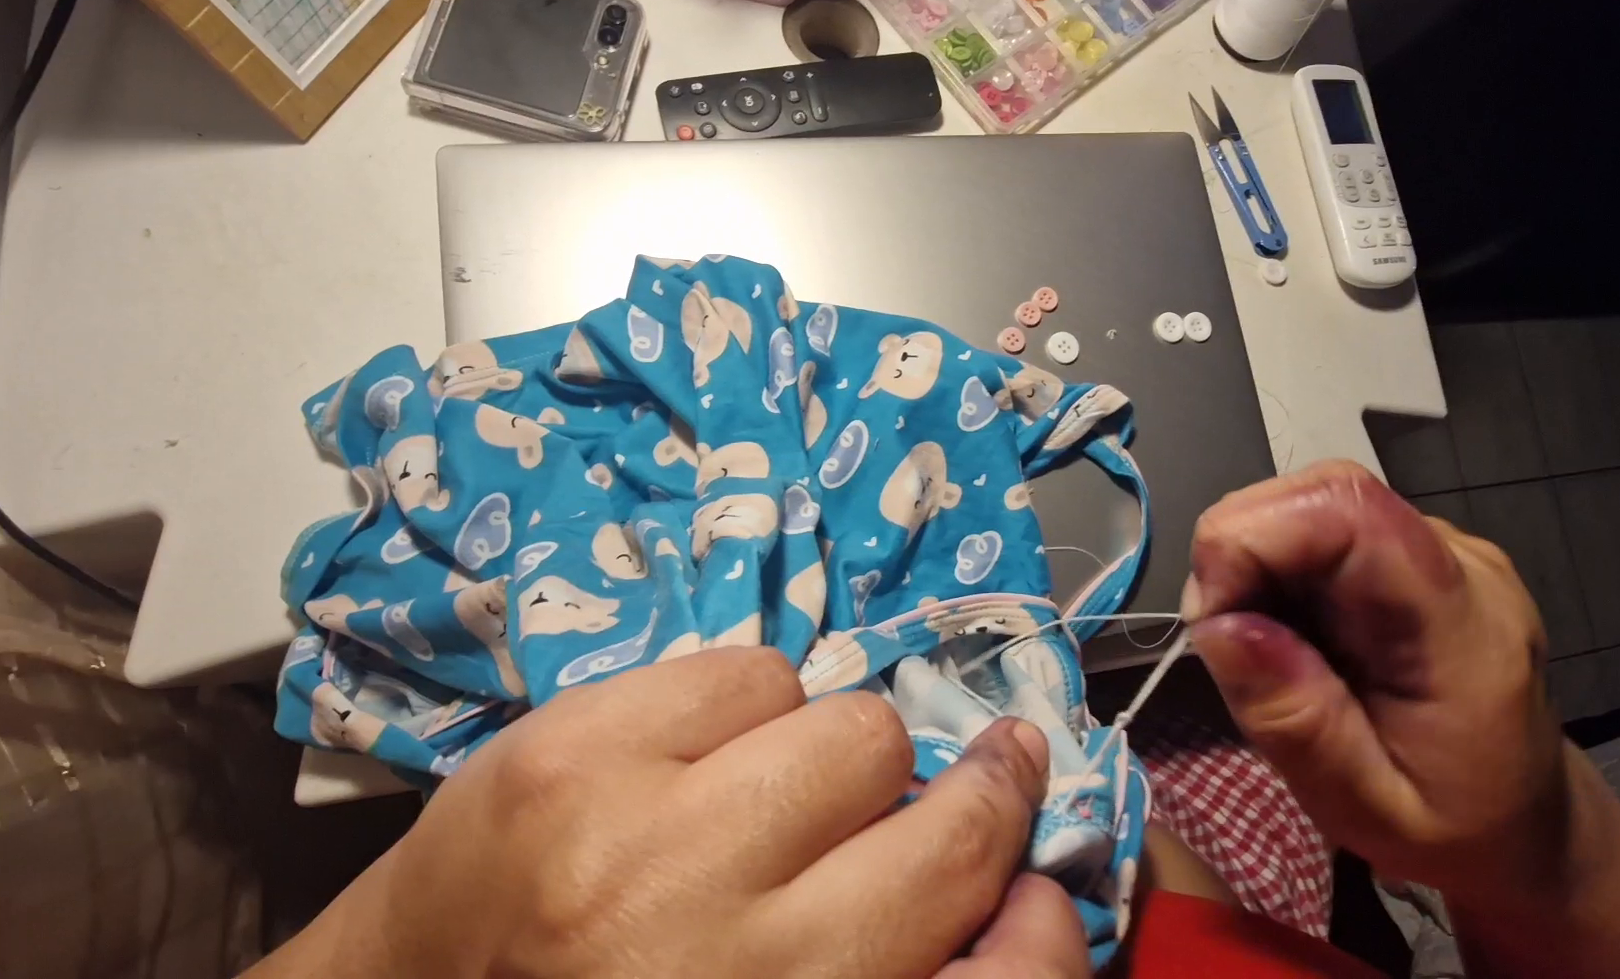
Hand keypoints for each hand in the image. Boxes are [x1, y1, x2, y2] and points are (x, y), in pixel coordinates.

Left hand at [250, 648, 1088, 978]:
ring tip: (760, 795)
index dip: (1044, 931)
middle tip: (920, 797)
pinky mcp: (575, 754)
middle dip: (953, 800)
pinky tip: (686, 758)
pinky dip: (746, 706)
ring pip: (856, 729)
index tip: (1032, 888)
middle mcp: (724, 974)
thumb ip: (895, 966)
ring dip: (832, 756)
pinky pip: (754, 672)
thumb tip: (1014, 882)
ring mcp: (641, 852)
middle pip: (941, 830)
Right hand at [1178, 460, 1574, 904]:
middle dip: (1240, 547)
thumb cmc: (1450, 825)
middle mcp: (1456, 561)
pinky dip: (1273, 563)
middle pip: (1320, 493)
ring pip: (1311, 501)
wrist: (1526, 820)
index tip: (1213, 615)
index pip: (1347, 512)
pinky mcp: (1412, 550)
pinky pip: (1321, 524)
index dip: (1252, 536)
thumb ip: (1296, 721)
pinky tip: (1287, 626)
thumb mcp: (1364, 807)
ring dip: (1252, 556)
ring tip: (1258, 639)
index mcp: (1459, 625)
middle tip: (1225, 633)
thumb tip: (1218, 624)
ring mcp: (1439, 546)